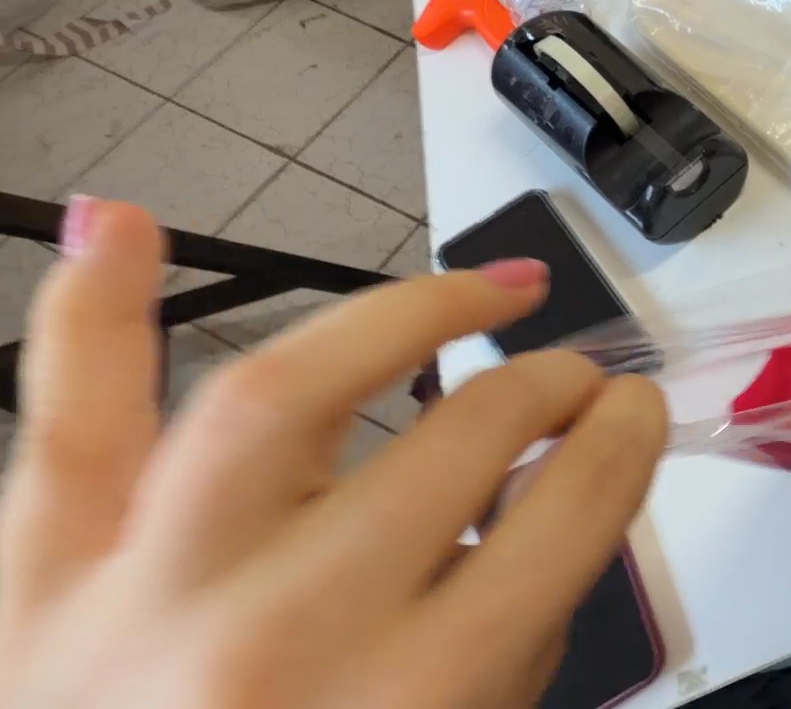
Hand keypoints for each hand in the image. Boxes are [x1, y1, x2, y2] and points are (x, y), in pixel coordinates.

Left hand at [0, 200, 666, 708]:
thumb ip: (534, 600)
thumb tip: (566, 465)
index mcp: (417, 696)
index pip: (575, 502)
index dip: (632, 430)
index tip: (639, 405)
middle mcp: (281, 637)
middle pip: (466, 432)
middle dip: (557, 380)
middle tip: (578, 378)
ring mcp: (138, 603)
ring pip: (284, 392)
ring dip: (410, 310)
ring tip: (485, 286)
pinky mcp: (30, 592)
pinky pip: (65, 433)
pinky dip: (92, 314)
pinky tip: (123, 220)